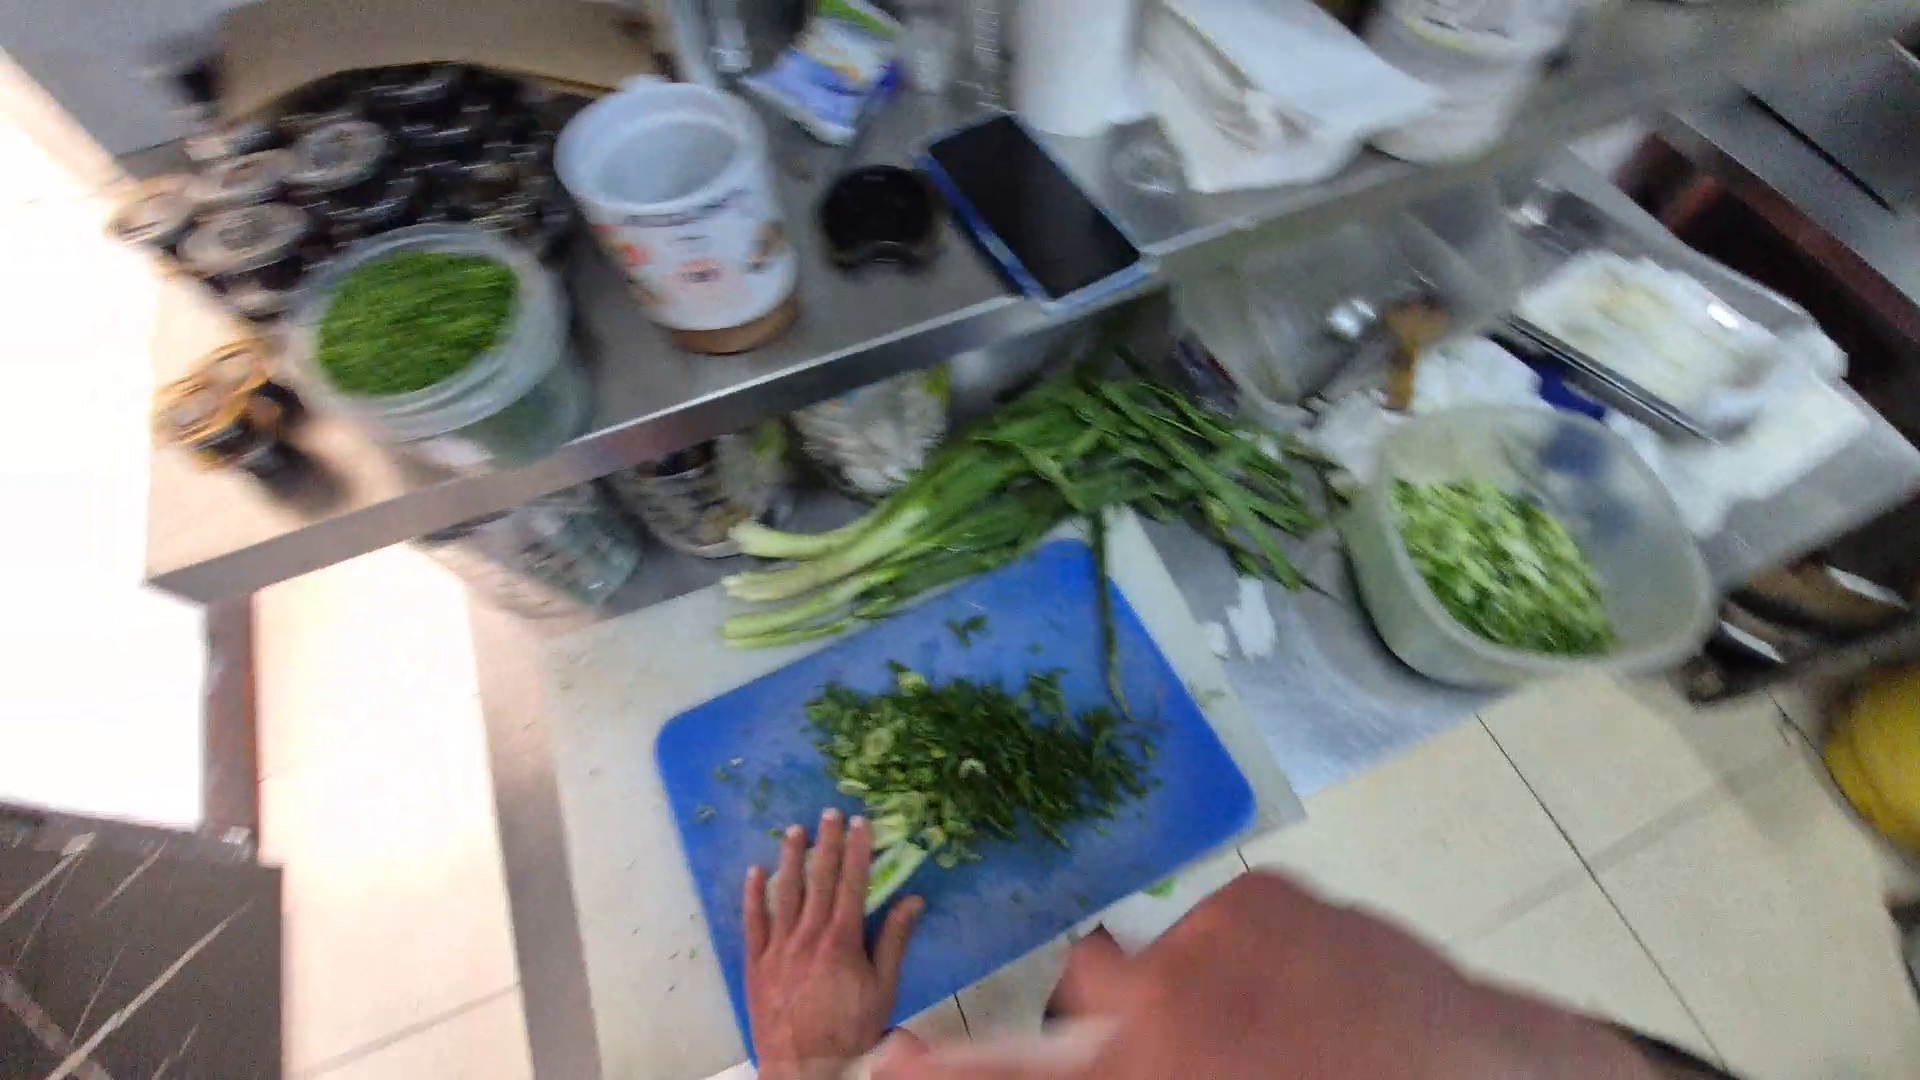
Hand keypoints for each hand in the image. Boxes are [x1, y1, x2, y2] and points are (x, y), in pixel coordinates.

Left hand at [745, 808, 924, 1079]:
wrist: (807, 1070)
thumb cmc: (851, 1029)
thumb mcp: (883, 987)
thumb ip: (894, 940)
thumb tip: (914, 900)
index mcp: (841, 938)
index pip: (852, 881)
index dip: (857, 848)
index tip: (860, 821)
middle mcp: (808, 934)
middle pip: (819, 878)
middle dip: (826, 842)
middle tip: (829, 812)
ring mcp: (778, 947)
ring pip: (785, 892)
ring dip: (791, 858)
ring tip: (794, 830)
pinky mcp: (756, 964)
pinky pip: (753, 923)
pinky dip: (753, 895)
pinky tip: (754, 871)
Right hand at [875, 871, 1661, 1079]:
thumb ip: (1136, 1065)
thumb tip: (1096, 1038)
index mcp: (1160, 1074)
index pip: (1020, 1078)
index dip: (940, 1076)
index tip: (879, 1063)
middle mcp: (1167, 1004)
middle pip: (1082, 974)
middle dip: (1102, 1002)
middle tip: (1179, 1038)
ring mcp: (1214, 933)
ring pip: (1149, 946)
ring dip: (1183, 984)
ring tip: (1266, 1019)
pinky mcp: (1263, 892)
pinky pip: (1219, 919)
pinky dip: (1244, 954)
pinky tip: (1311, 990)